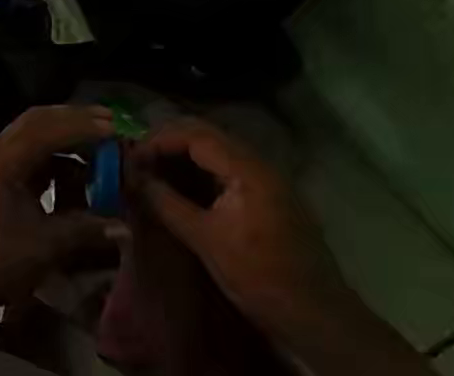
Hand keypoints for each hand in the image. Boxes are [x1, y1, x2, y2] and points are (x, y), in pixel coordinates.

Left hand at [0, 105, 119, 312]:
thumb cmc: (0, 259)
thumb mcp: (46, 245)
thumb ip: (85, 228)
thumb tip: (125, 226)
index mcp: (5, 160)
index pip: (46, 130)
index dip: (82, 127)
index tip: (114, 128)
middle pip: (38, 120)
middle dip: (74, 118)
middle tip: (110, 120)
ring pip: (35, 132)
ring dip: (67, 133)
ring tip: (100, 140)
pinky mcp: (2, 173)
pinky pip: (33, 151)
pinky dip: (58, 154)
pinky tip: (82, 167)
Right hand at [128, 121, 354, 337]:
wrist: (320, 320)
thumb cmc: (260, 277)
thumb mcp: (204, 239)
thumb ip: (166, 202)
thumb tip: (133, 177)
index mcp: (247, 170)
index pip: (194, 135)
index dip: (158, 140)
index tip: (133, 156)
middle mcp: (260, 164)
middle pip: (206, 133)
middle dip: (168, 140)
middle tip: (140, 157)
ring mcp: (268, 178)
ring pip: (217, 148)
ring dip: (184, 152)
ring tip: (156, 167)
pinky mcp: (270, 194)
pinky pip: (228, 165)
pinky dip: (201, 167)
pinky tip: (184, 184)